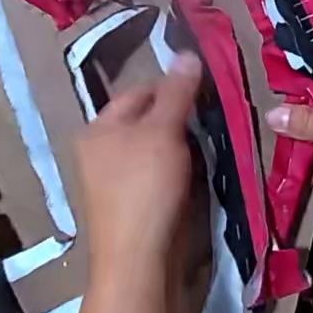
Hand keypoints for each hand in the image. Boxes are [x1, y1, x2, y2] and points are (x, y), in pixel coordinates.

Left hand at [73, 54, 202, 282]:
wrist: (139, 259)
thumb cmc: (145, 187)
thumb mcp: (163, 131)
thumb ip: (177, 92)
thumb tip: (187, 53)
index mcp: (98, 128)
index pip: (139, 90)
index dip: (172, 85)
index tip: (206, 89)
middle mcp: (103, 150)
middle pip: (149, 118)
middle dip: (181, 115)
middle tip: (213, 115)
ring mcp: (118, 179)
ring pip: (158, 146)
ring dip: (184, 142)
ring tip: (210, 142)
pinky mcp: (136, 202)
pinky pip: (162, 171)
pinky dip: (181, 166)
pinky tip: (199, 170)